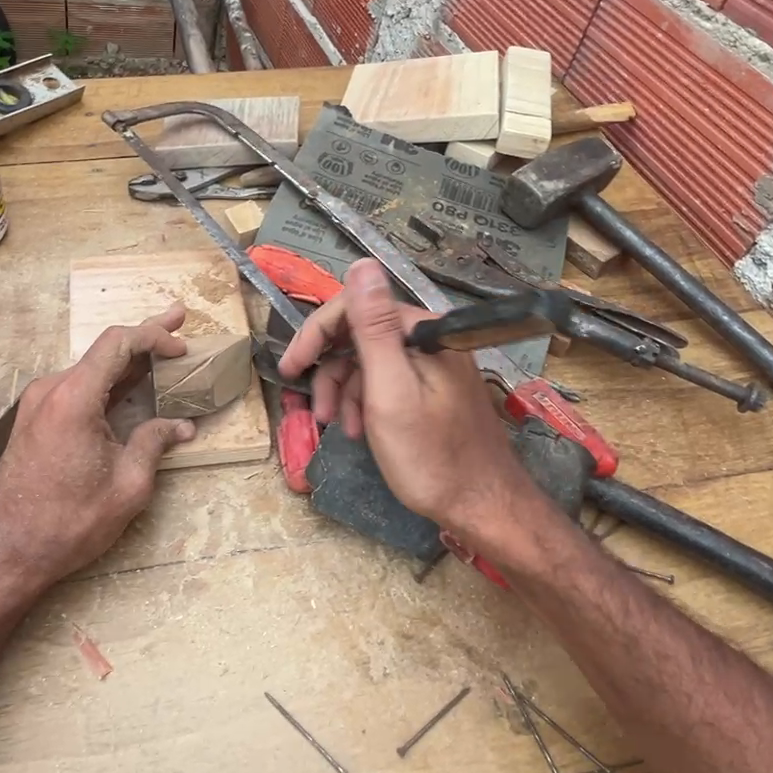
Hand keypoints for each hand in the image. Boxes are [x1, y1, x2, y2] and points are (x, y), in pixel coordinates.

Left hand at [0, 305, 197, 589]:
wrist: (7, 552)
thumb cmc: (69, 523)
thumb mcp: (127, 487)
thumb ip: (154, 444)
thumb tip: (181, 426)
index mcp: (73, 399)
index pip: (117, 343)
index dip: (153, 337)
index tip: (182, 348)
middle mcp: (51, 390)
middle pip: (104, 349)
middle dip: (145, 336)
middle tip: (178, 318)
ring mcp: (39, 403)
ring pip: (92, 367)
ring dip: (129, 360)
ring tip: (163, 353)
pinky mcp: (36, 418)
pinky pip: (79, 386)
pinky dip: (110, 380)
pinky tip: (132, 382)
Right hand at [277, 259, 530, 535]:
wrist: (481, 508)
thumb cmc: (432, 456)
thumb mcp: (391, 391)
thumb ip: (373, 328)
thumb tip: (361, 263)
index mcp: (424, 330)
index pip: (356, 308)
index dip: (317, 334)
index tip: (290, 367)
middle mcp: (430, 338)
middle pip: (360, 335)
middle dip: (329, 369)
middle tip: (309, 403)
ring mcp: (432, 363)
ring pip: (367, 362)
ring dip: (344, 391)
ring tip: (337, 426)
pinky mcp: (431, 388)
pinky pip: (384, 382)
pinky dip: (364, 403)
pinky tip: (360, 430)